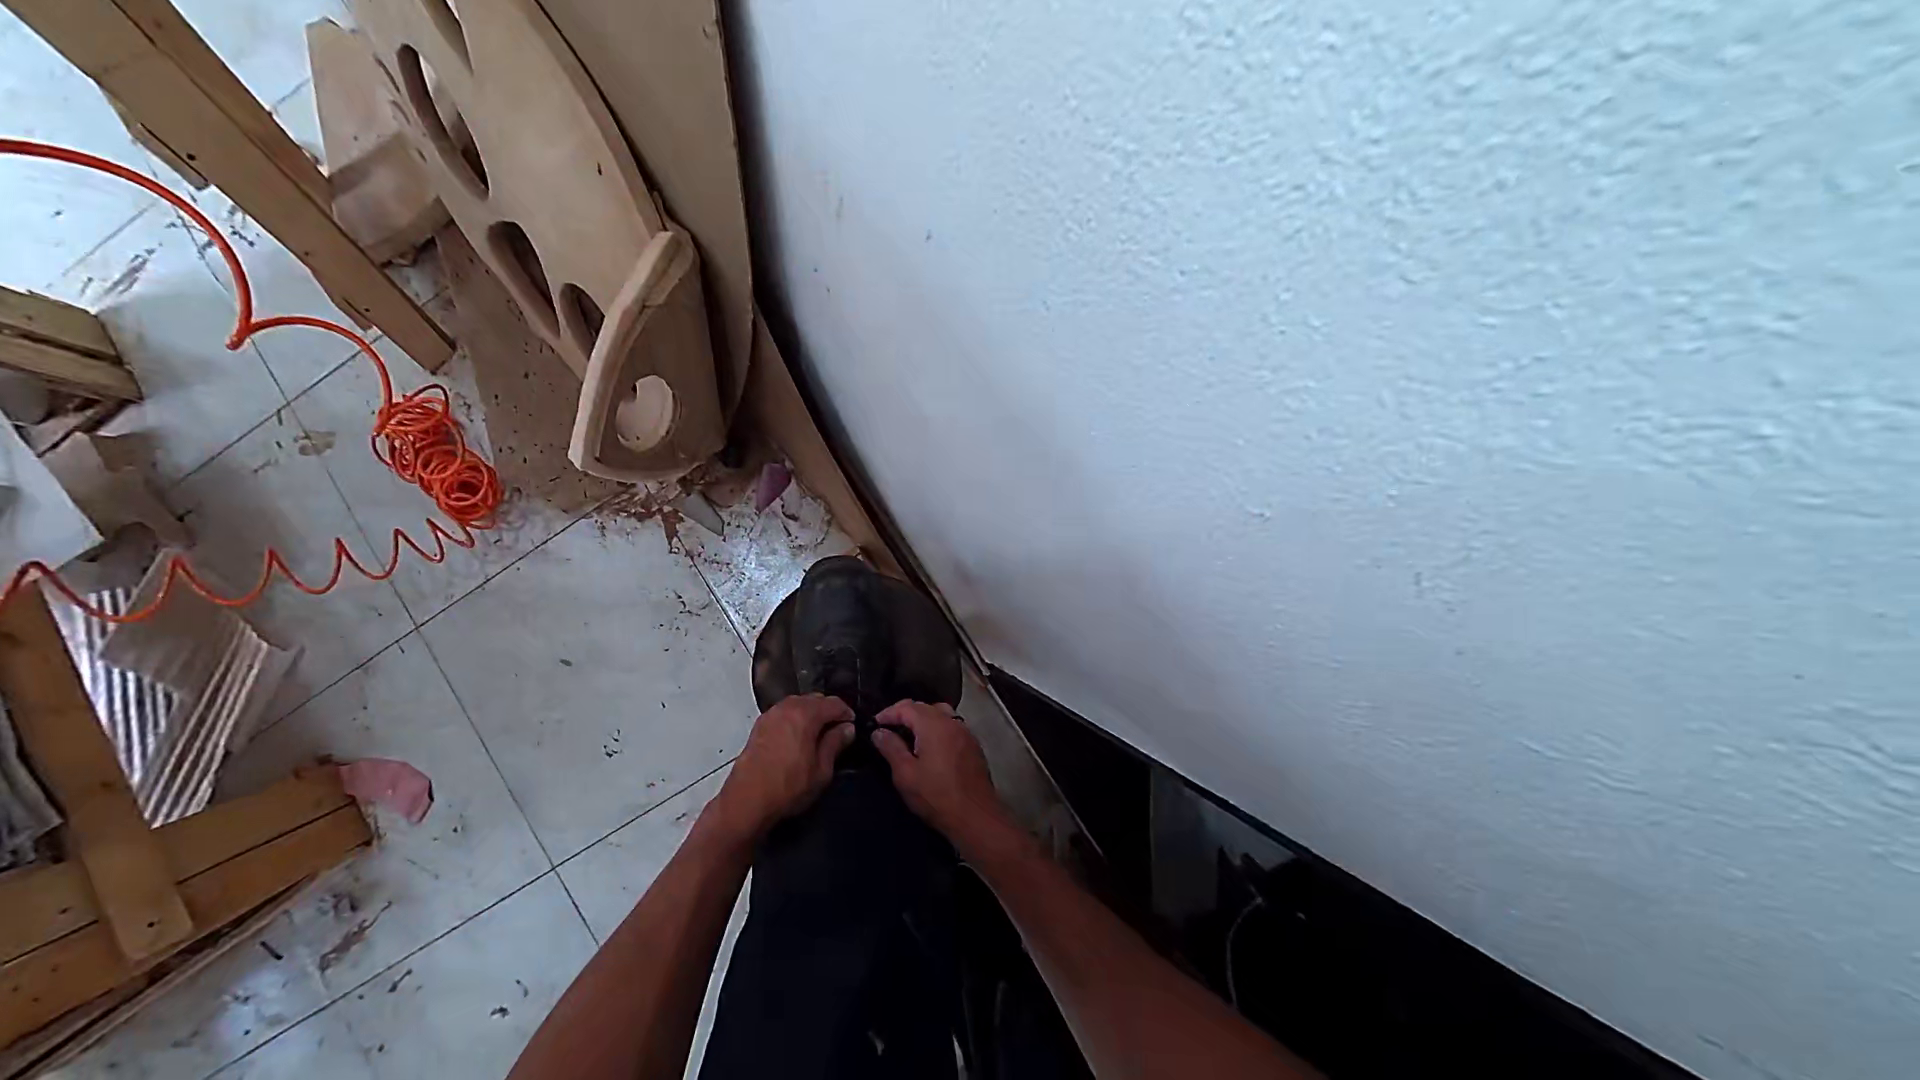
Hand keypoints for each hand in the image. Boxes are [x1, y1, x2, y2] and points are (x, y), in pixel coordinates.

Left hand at [708, 694, 855, 840]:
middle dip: (828, 711)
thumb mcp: (821, 770)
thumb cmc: (788, 787)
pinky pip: (783, 713)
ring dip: (810, 713)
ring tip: (818, 734)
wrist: (747, 802)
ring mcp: (770, 715)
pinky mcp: (759, 726)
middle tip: (837, 730)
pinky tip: (798, 738)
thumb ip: (835, 743)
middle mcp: (786, 708)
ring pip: (797, 704)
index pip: (834, 703)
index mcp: (805, 714)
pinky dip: (794, 719)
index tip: (851, 726)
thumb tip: (846, 729)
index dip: (846, 713)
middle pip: (815, 699)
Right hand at [870, 700, 1012, 847]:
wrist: (974, 816)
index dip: (888, 713)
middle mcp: (952, 722)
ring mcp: (966, 733)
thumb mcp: (905, 774)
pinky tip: (930, 746)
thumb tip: (879, 732)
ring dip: (923, 719)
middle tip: (888, 728)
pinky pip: (952, 726)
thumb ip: (891, 748)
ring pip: (941, 714)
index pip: (906, 707)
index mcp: (933, 725)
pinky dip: (938, 728)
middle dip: (904, 713)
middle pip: (924, 707)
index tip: (875, 724)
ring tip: (908, 735)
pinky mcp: (973, 745)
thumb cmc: (936, 796)